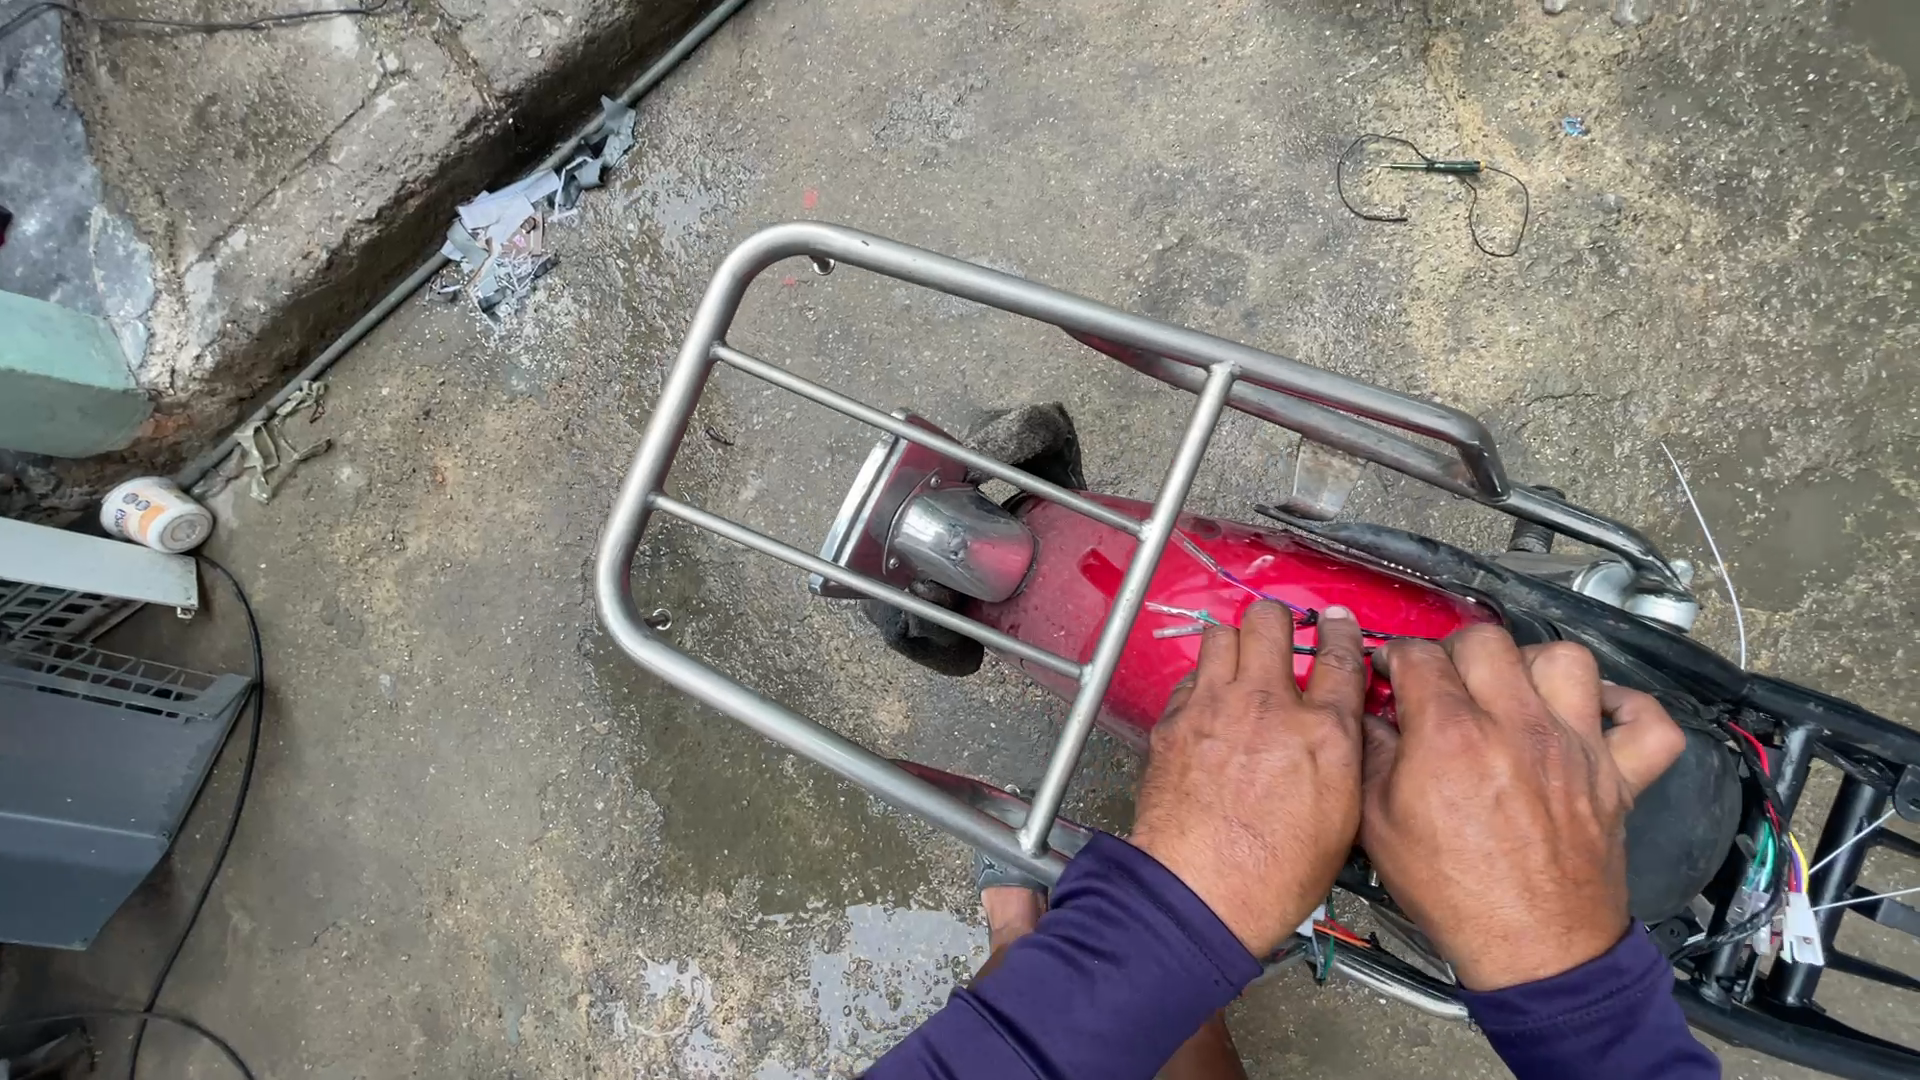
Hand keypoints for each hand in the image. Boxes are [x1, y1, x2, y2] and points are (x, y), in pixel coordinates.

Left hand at [1129, 601, 1367, 956]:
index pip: (1340, 657)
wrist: (1201, 887)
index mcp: (1323, 733)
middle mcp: (1268, 706)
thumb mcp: (1342, 817)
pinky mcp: (1175, 717)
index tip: (1336, 622)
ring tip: (1238, 659)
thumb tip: (1336, 728)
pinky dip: (1202, 680)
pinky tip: (1208, 701)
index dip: (1340, 632)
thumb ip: (1341, 756)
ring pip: (1220, 634)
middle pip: (1269, 621)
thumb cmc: (1273, 871)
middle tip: (1277, 632)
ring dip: (1233, 640)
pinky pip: (1190, 676)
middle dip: (1276, 619)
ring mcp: (1215, 706)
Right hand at [1361, 626, 1686, 989]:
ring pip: (1566, 659)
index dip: (1395, 657)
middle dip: (1452, 649)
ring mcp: (1576, 750)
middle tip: (1442, 678)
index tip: (1390, 673)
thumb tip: (1371, 712)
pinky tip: (1588, 713)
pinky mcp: (1619, 779)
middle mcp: (1517, 728)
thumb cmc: (1448, 886)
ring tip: (1509, 688)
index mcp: (1450, 735)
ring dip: (1530, 662)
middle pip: (1487, 640)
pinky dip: (1624, 707)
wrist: (1531, 949)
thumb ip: (1368, 751)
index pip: (1419, 655)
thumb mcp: (1375, 817)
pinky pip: (1648, 722)